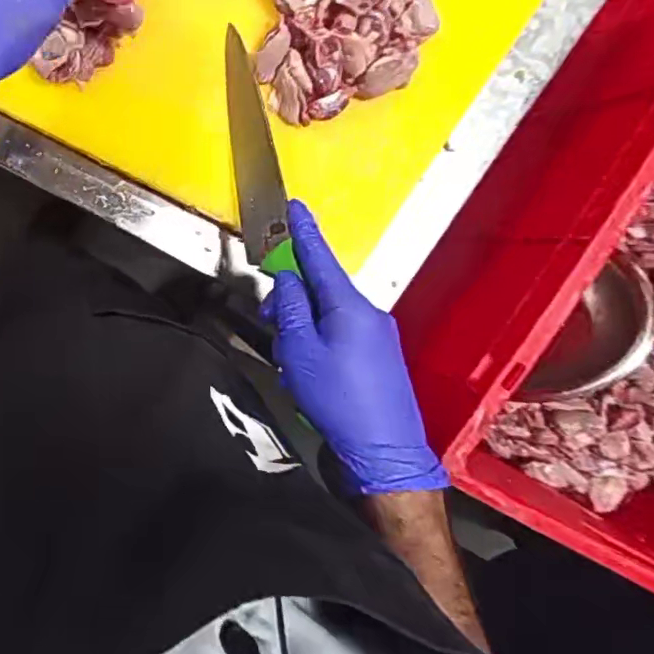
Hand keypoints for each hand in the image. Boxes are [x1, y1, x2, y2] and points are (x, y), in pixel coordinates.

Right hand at [262, 200, 449, 494]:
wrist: (384, 446)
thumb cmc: (336, 396)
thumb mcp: (300, 351)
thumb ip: (291, 309)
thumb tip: (289, 278)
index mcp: (349, 306)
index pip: (320, 259)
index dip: (304, 232)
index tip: (296, 206)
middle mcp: (367, 313)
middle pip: (319, 290)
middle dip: (289, 299)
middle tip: (268, 324)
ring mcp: (375, 335)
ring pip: (325, 315)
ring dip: (299, 328)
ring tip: (289, 361)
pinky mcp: (376, 355)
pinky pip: (336, 334)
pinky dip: (314, 344)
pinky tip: (305, 372)